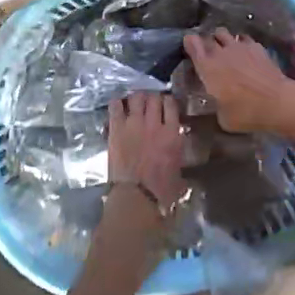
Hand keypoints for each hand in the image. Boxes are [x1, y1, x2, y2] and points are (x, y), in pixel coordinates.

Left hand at [108, 92, 181, 209]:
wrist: (136, 197)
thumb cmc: (161, 192)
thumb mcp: (178, 171)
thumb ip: (177, 154)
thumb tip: (177, 149)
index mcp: (172, 134)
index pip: (171, 104)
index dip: (167, 102)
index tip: (165, 104)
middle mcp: (154, 123)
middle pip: (153, 97)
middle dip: (152, 98)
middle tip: (149, 103)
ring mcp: (134, 123)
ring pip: (136, 97)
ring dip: (137, 98)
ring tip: (135, 102)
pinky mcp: (117, 127)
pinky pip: (116, 105)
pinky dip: (117, 103)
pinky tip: (118, 105)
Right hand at [184, 30, 294, 134]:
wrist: (279, 103)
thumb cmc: (246, 113)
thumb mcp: (223, 117)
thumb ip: (214, 104)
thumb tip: (215, 100)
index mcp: (208, 67)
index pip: (192, 43)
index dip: (189, 43)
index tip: (190, 48)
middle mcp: (220, 52)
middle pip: (207, 36)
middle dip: (206, 43)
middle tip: (208, 54)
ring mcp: (239, 46)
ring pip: (224, 33)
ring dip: (222, 40)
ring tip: (225, 50)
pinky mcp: (256, 46)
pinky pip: (243, 39)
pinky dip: (241, 44)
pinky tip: (245, 54)